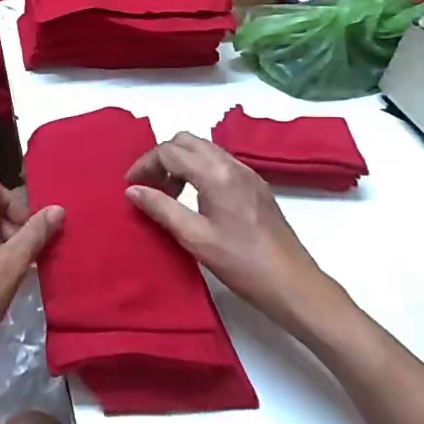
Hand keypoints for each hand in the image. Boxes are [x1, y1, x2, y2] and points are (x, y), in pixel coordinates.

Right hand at [125, 133, 340, 329]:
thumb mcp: (195, 238)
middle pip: (187, 141)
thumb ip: (161, 208)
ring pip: (205, 150)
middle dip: (163, 158)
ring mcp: (248, 173)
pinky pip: (220, 163)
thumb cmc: (241, 263)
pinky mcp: (256, 185)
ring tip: (169, 195)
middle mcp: (232, 164)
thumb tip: (133, 190)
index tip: (131, 185)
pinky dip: (200, 170)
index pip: (170, 151)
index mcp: (216, 173)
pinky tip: (196, 199)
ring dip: (182, 163)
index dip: (145, 164)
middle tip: (150, 187)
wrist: (292, 282)